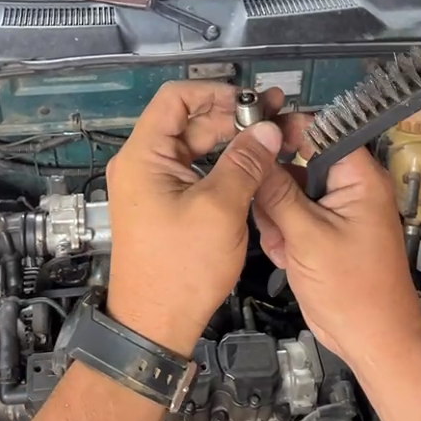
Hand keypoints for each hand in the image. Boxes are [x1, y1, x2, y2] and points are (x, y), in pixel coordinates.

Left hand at [105, 82, 284, 354]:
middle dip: (232, 117)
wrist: (154, 327)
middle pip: (189, 122)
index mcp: (143, 155)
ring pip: (197, 148)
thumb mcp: (219, 209)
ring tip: (274, 139)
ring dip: (233, 141)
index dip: (214, 92)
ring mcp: (155, 186)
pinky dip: (225, 166)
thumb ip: (245, 163)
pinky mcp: (168, 205)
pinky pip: (197, 172)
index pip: (174, 98)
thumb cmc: (180, 269)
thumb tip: (268, 129)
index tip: (252, 101)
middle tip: (276, 117)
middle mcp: (144, 164)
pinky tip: (256, 167)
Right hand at [251, 133, 420, 368]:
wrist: (370, 339)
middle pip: (296, 163)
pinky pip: (290, 216)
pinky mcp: (322, 230)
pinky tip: (287, 256)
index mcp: (359, 177)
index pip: (320, 131)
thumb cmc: (354, 290)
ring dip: (276, 217)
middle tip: (269, 214)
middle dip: (275, 190)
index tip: (253, 138)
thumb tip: (255, 151)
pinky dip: (282, 234)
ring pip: (286, 191)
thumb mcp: (307, 236)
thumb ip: (276, 192)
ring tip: (283, 245)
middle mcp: (348, 187)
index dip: (286, 131)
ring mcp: (333, 210)